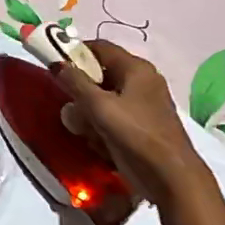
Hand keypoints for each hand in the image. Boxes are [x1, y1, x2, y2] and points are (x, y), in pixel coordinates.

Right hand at [56, 39, 212, 204]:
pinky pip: (113, 117)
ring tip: (87, 131)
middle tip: (70, 106)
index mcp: (136, 69)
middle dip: (81, 90)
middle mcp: (142, 81)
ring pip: (105, 98)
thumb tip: (56, 64)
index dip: (75, 52)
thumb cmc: (135, 135)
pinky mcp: (142, 125)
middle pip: (102, 74)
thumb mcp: (100, 108)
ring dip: (89, 113)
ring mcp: (144, 104)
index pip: (100, 48)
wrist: (170, 176)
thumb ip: (76, 84)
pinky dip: (102, 126)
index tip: (55, 67)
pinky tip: (99, 143)